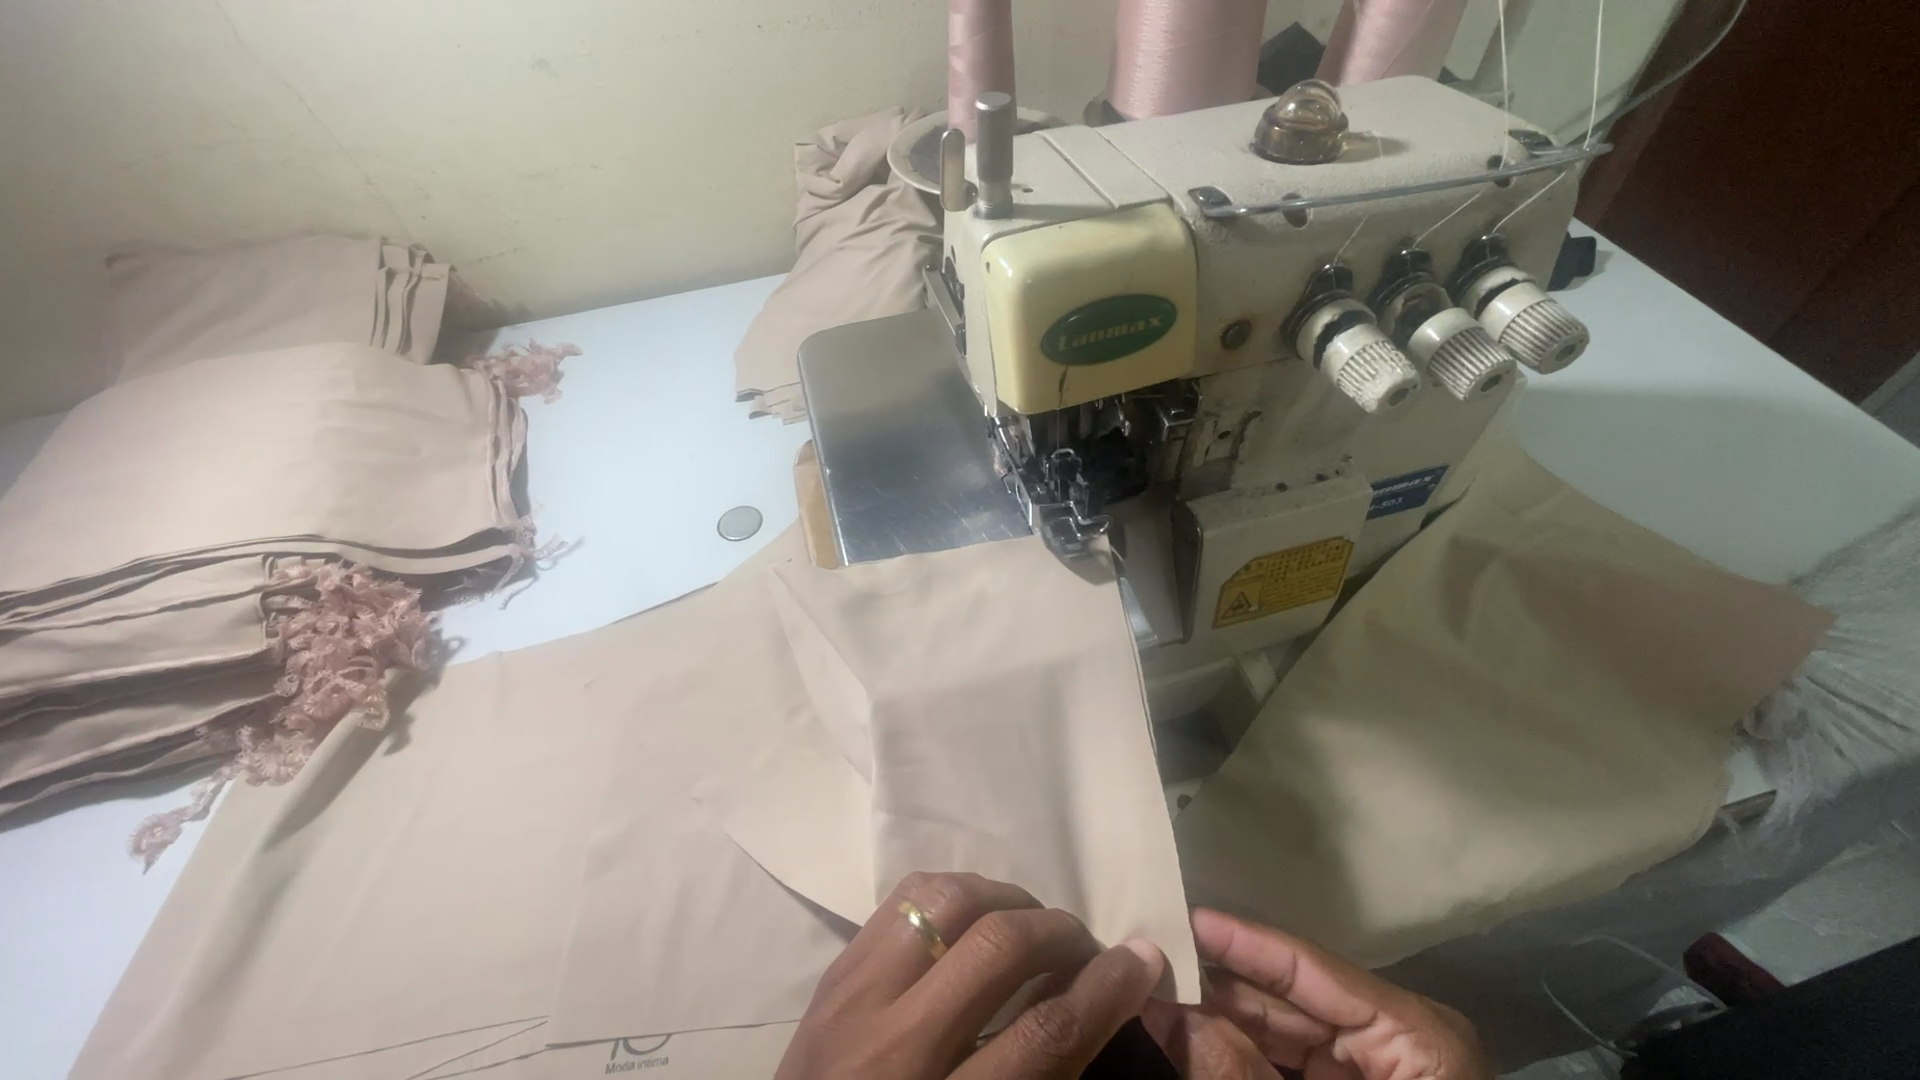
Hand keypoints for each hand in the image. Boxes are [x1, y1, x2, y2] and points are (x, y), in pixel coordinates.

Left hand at [775, 871, 1168, 1079]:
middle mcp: (897, 1045)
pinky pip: (904, 897)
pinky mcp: (837, 967)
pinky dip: (956, 890)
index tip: (1141, 962)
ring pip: (947, 902)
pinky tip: (977, 909)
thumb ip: (1038, 1077)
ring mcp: (857, 996)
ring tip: (1031, 921)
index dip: (1106, 992)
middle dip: (1060, 933)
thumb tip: (1100, 1007)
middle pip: (998, 949)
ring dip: (1007, 899)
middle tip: (1085, 942)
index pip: (1044, 1036)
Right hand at [1141, 909, 1490, 1079]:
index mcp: (1414, 1033)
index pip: (1309, 967)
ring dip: (1220, 1015)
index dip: (1242, 940)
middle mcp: (1392, 1035)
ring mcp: (1374, 1065)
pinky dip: (1239, 1049)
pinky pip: (1286, 1058)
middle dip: (1219, 982)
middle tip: (1153, 957)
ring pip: (1281, 1028)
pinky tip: (1191, 1029)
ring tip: (1158, 989)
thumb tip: (1167, 1013)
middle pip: (1288, 996)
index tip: (1183, 915)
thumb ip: (1243, 1073)